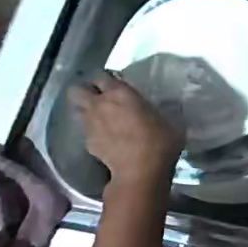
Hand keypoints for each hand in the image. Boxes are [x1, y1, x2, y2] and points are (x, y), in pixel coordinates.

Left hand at [67, 71, 182, 188]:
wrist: (140, 171)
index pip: (101, 75)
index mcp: (120, 93)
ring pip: (78, 109)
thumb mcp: (170, 121)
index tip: (117, 84)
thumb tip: (167, 107)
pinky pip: (86, 130)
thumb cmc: (160, 141)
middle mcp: (99, 104)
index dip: (108, 78)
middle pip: (77, 89)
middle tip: (101, 97)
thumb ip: (160, 109)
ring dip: (87, 110)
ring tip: (102, 118)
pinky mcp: (87, 142)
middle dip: (86, 91)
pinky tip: (107, 138)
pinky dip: (93, 131)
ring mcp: (90, 124)